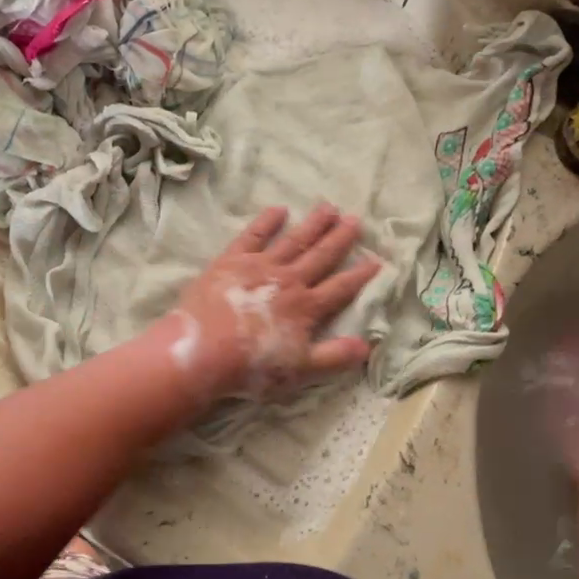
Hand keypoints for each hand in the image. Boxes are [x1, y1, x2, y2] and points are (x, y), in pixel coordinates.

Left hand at [160, 205, 382, 400]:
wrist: (202, 351)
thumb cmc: (252, 366)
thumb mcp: (300, 371)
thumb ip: (335, 356)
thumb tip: (369, 345)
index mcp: (306, 307)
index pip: (340, 288)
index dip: (360, 275)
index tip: (376, 259)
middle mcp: (288, 281)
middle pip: (320, 256)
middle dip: (339, 239)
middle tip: (355, 219)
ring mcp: (260, 267)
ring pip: (293, 241)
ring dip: (312, 225)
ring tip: (329, 207)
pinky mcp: (232, 260)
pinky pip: (254, 236)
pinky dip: (267, 222)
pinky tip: (279, 209)